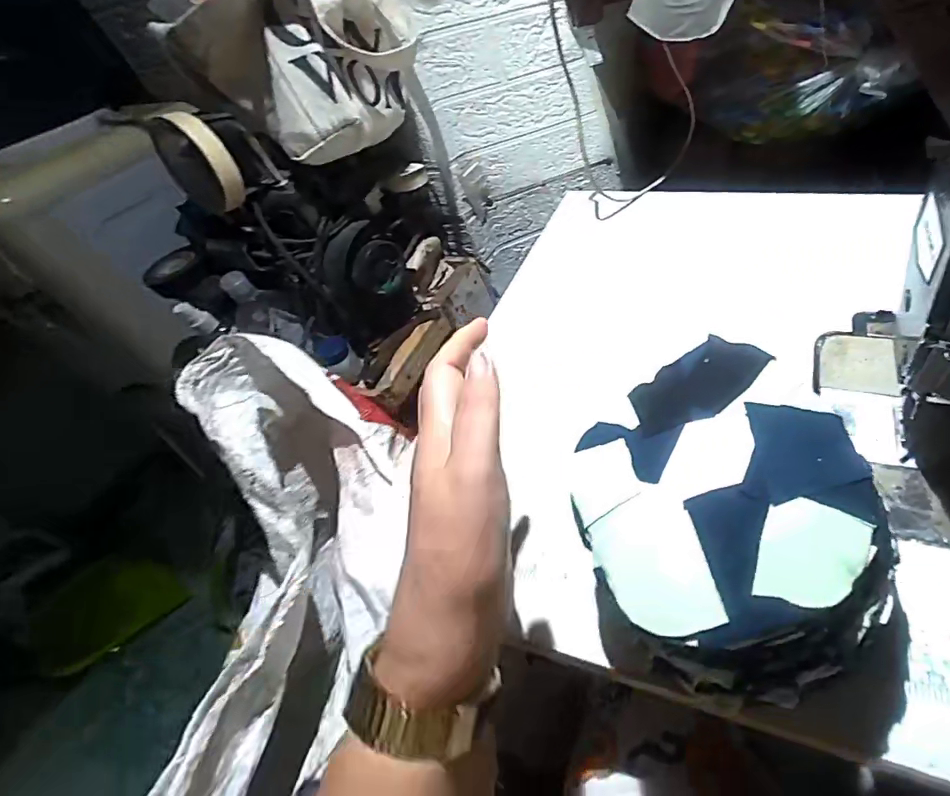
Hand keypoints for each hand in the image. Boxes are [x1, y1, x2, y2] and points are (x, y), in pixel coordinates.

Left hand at [377, 318, 506, 708]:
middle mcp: (442, 459)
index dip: (459, 347)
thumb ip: (479, 416)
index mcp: (438, 446)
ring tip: (505, 375)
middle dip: (465, 362)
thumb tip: (482, 358)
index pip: (442, 380)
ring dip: (478, 391)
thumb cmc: (461, 548)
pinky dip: (493, 428)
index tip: (487, 322)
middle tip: (496, 340)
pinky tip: (511, 437)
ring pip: (462, 423)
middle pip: (447, 397)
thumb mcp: (473, 474)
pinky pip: (480, 452)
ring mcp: (455, 486)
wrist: (448, 628)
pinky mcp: (471, 509)